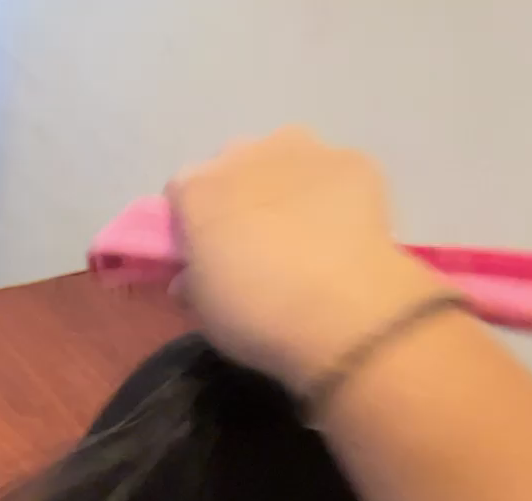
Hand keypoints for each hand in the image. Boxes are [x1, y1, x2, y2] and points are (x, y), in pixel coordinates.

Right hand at [166, 128, 445, 393]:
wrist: (345, 317)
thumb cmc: (258, 318)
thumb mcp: (204, 312)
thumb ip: (191, 281)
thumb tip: (190, 276)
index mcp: (197, 191)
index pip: (179, 192)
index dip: (188, 224)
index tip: (202, 254)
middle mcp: (244, 154)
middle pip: (229, 165)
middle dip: (233, 196)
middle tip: (249, 244)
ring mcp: (302, 152)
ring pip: (280, 157)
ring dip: (280, 185)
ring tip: (297, 232)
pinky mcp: (352, 161)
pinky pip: (328, 171)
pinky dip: (327, 193)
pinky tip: (337, 231)